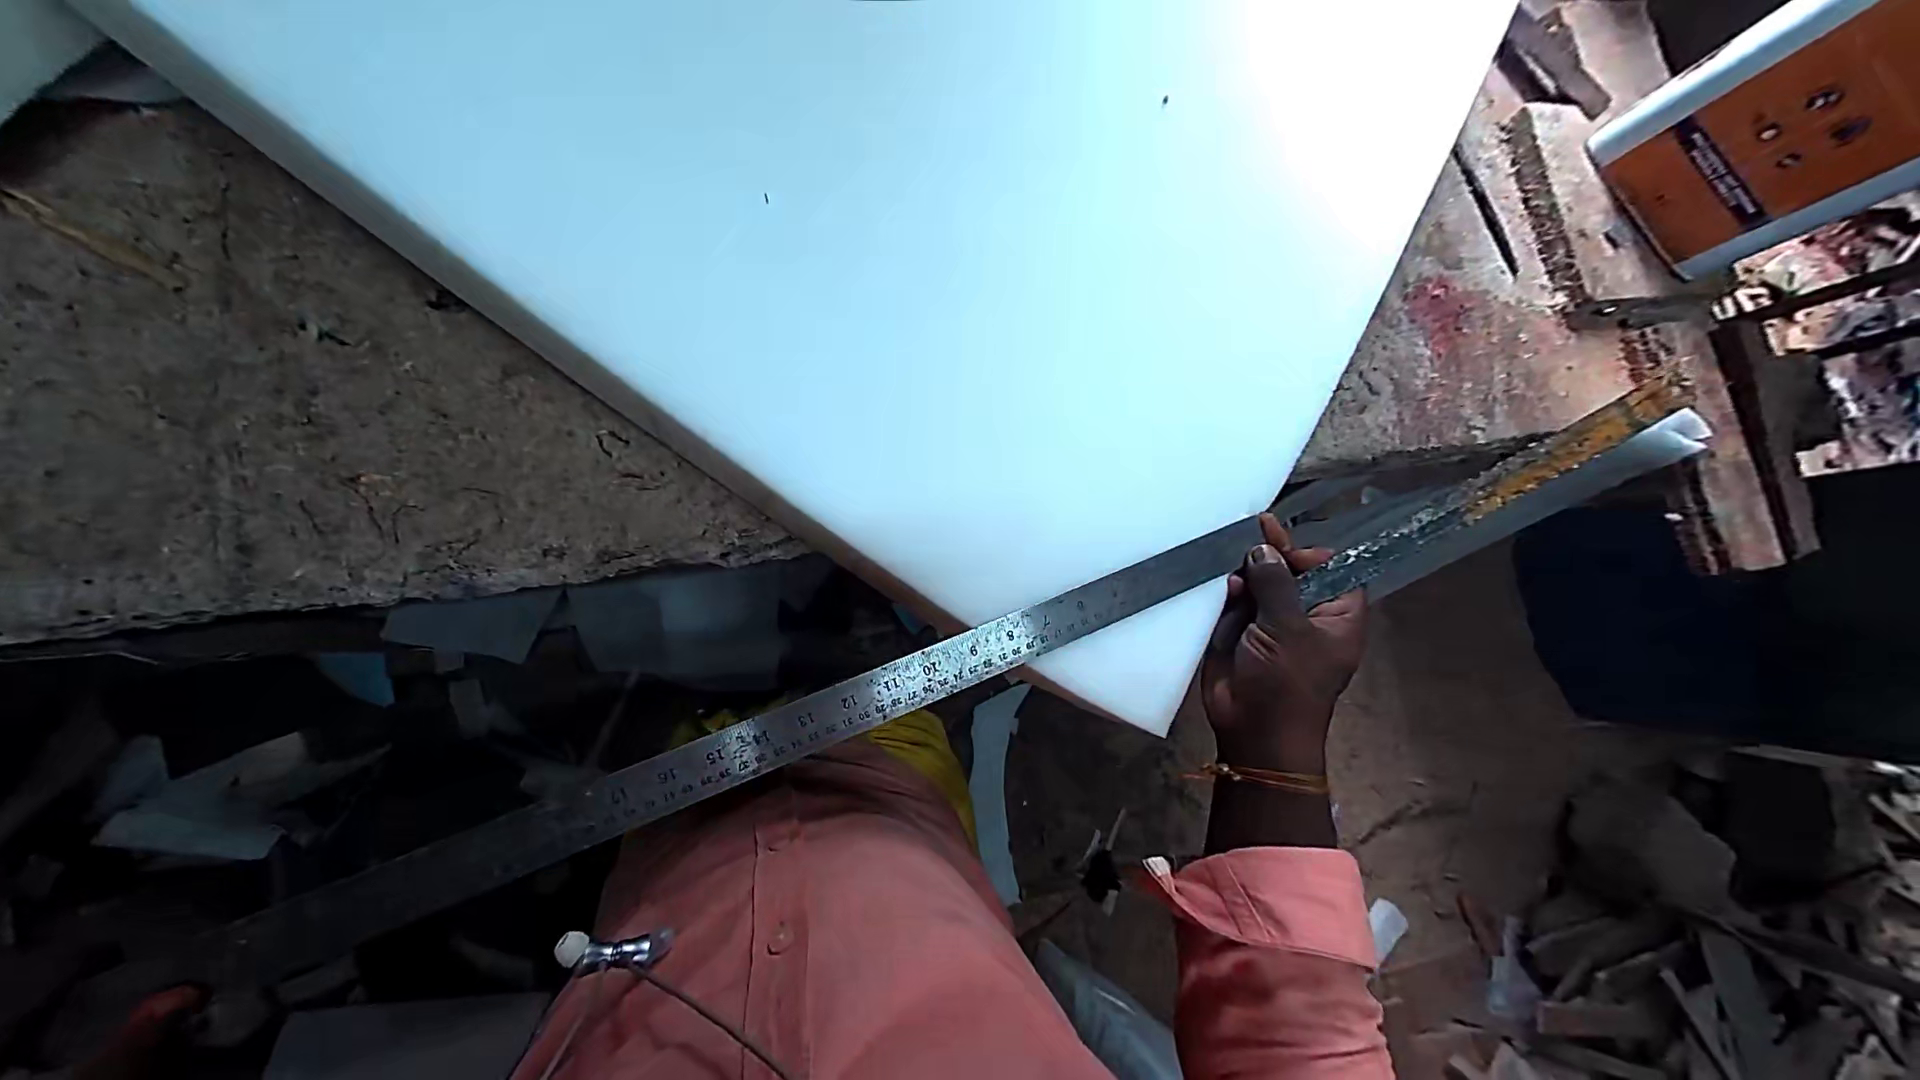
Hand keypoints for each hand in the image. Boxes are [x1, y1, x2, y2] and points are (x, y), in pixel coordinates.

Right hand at [1200, 513, 1366, 774]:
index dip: (1306, 553)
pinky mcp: (1238, 631)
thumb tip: (1262, 549)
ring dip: (1245, 571)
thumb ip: (1276, 583)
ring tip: (1232, 557)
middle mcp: (1303, 613)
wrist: (1252, 729)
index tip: (1279, 544)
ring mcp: (1269, 622)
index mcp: (1335, 614)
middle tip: (1252, 530)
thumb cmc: (1286, 682)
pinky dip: (1226, 590)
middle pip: (1290, 571)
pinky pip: (1233, 601)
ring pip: (1258, 582)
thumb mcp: (1288, 629)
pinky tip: (1222, 583)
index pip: (1329, 568)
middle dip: (1270, 555)